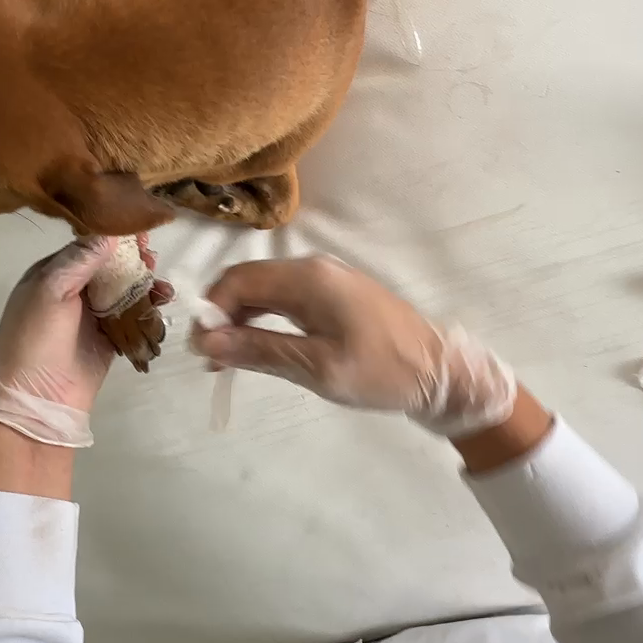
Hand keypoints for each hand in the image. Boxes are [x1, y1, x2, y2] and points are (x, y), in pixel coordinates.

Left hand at [0, 236, 169, 447]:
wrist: (36, 401)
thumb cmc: (36, 339)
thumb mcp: (51, 291)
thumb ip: (80, 260)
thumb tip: (110, 234)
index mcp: (52, 274)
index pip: (87, 247)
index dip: (114, 239)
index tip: (142, 234)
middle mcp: (71, 292)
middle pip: (109, 268)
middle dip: (133, 262)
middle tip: (154, 259)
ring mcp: (90, 317)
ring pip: (123, 292)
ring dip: (144, 286)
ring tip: (163, 287)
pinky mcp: (107, 340)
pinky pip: (131, 318)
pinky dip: (147, 311)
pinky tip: (162, 305)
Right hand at [189, 257, 517, 438]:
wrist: (442, 373)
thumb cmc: (381, 371)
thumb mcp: (318, 368)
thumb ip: (260, 351)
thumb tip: (207, 344)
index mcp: (308, 278)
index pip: (238, 280)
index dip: (211, 311)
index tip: (199, 351)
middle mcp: (313, 268)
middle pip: (248, 281)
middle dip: (222, 316)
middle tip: (210, 360)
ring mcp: (325, 279)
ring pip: (265, 291)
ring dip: (240, 320)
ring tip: (228, 359)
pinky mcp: (334, 295)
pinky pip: (285, 299)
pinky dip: (264, 320)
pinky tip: (258, 346)